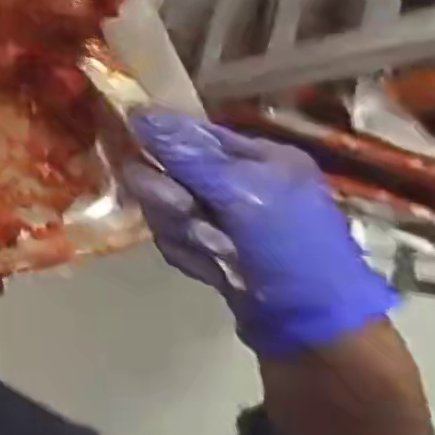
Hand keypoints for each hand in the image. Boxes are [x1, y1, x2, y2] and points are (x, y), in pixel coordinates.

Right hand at [123, 109, 397, 357]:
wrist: (308, 322)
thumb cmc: (286, 245)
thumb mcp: (239, 190)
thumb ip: (186, 154)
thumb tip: (139, 112)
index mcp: (258, 158)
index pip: (192, 131)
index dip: (159, 135)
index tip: (127, 137)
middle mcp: (238, 182)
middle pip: (168, 172)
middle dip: (171, 198)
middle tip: (190, 215)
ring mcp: (221, 216)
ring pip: (162, 208)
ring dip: (177, 230)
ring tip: (211, 250)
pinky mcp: (208, 246)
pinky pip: (169, 238)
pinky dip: (184, 252)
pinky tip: (210, 266)